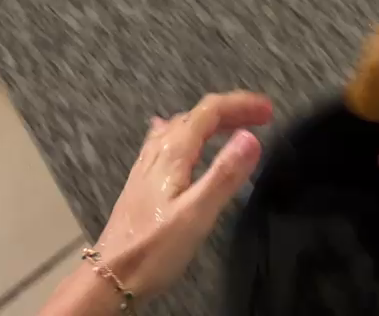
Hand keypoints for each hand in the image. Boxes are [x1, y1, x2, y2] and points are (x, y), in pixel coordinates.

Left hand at [42, 91, 272, 315]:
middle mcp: (159, 149)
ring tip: (235, 127)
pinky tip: (179, 137)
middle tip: (262, 118)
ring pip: (184, 126)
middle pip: (198, 115)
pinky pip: (169, 140)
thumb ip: (224, 175)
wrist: (110, 275)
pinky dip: (190, 133)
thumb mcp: (196, 214)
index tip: (268, 110)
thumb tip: (251, 137)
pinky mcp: (143, 179)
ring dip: (213, 121)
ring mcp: (148, 162)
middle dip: (232, 110)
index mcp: (174, 151)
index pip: (210, 111)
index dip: (241, 104)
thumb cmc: (154, 248)